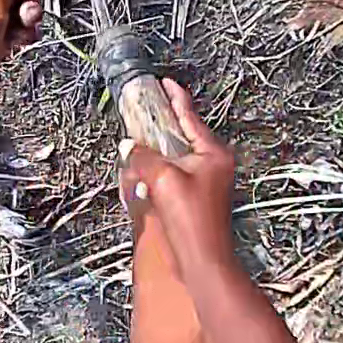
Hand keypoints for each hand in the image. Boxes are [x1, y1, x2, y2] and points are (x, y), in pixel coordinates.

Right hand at [118, 79, 236, 270]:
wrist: (201, 260)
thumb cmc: (193, 221)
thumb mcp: (163, 179)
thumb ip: (144, 157)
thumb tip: (129, 146)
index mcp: (213, 153)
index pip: (190, 116)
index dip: (175, 97)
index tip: (165, 83)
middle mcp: (213, 164)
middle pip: (183, 135)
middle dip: (161, 125)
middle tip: (144, 111)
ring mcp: (205, 181)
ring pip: (176, 155)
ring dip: (157, 151)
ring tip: (138, 143)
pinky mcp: (194, 197)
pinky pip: (173, 174)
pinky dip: (157, 171)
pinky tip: (143, 173)